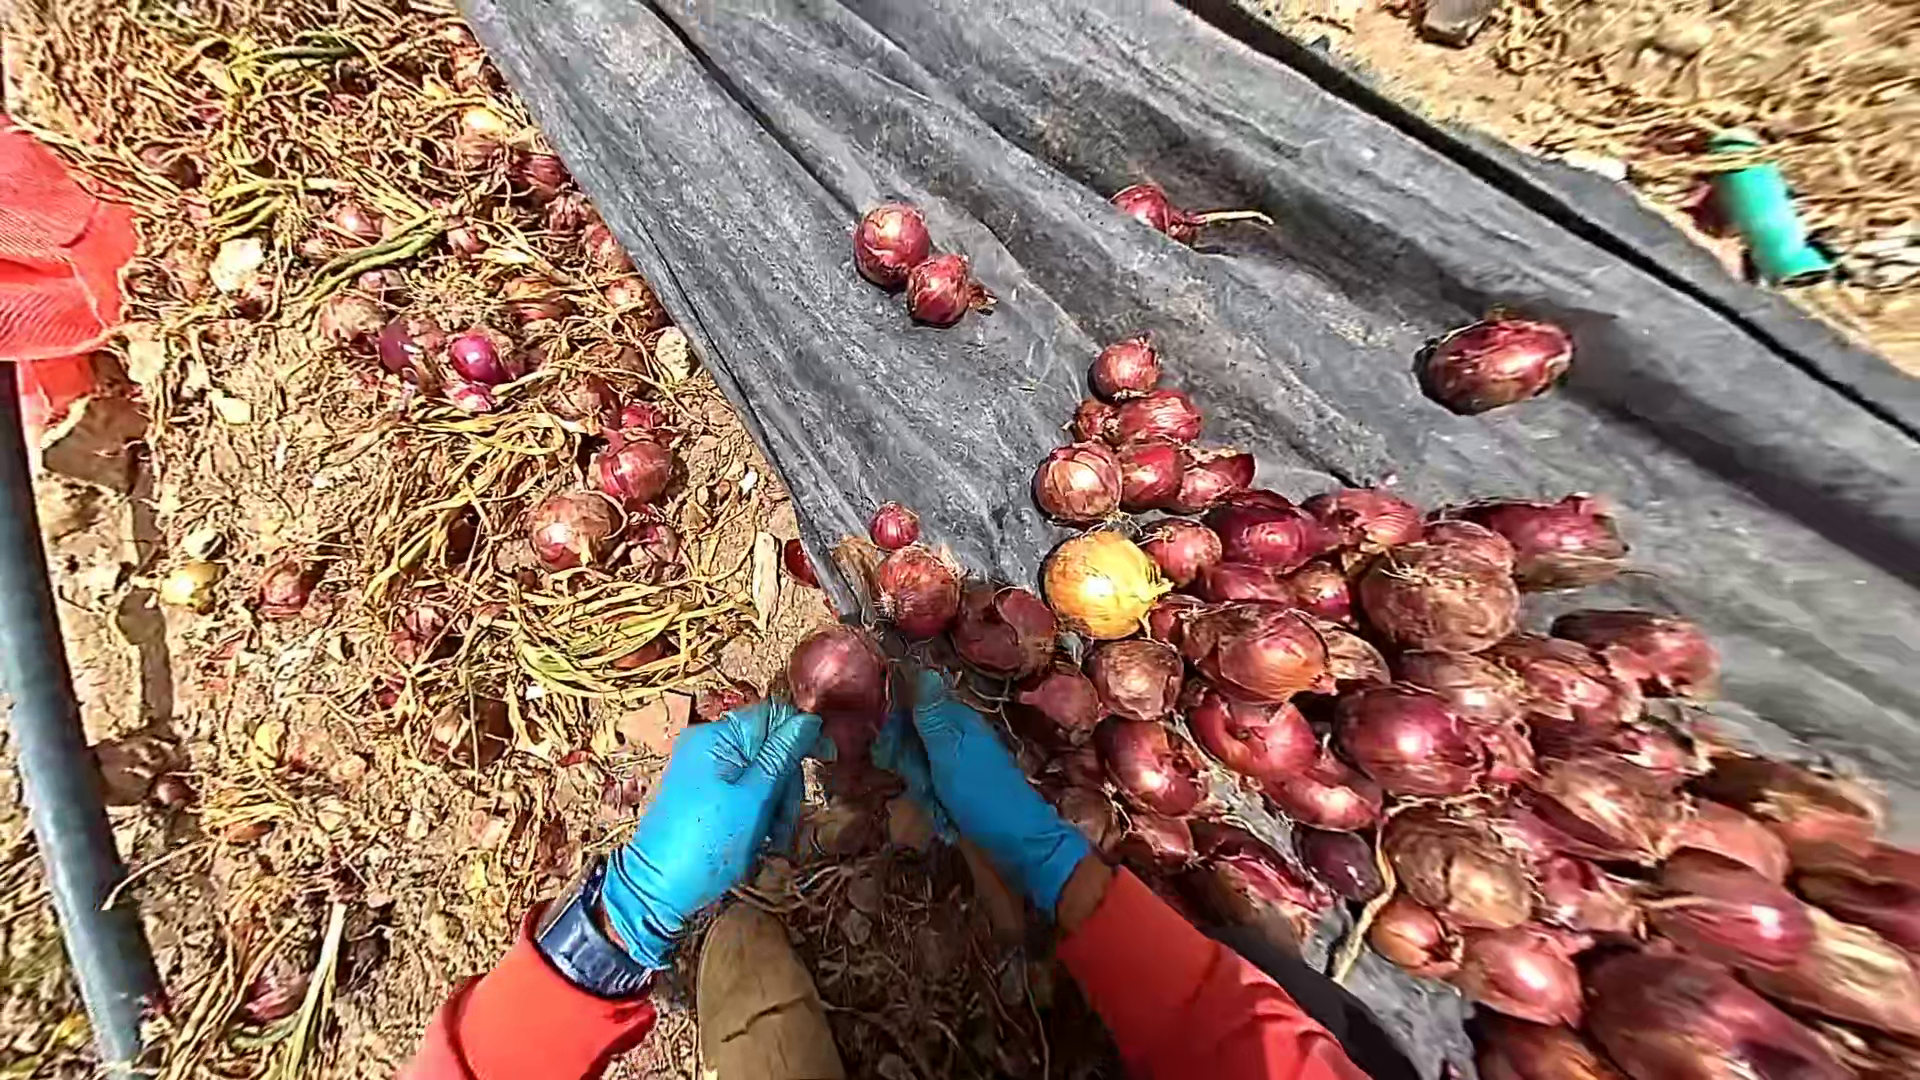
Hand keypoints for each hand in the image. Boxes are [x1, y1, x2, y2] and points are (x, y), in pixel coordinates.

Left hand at [601, 700, 820, 968]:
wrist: (652, 896)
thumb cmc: (707, 843)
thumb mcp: (754, 798)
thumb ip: (782, 754)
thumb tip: (810, 719)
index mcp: (716, 737)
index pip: (773, 714)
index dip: (802, 734)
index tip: (826, 759)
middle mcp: (708, 744)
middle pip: (769, 745)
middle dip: (786, 781)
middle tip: (787, 820)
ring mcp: (704, 768)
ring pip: (761, 770)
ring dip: (775, 802)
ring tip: (774, 839)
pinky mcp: (703, 792)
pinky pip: (744, 787)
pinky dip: (758, 810)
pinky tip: (760, 839)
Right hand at [892, 669, 1090, 912]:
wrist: (1019, 848)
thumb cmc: (984, 796)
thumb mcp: (951, 753)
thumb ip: (932, 715)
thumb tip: (921, 668)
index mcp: (960, 721)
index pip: (915, 706)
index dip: (898, 726)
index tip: (888, 749)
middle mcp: (958, 738)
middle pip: (914, 739)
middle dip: (910, 765)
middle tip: (924, 784)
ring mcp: (960, 767)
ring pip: (920, 768)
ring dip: (922, 790)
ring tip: (938, 807)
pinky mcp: (959, 793)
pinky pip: (931, 792)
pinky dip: (933, 807)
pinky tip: (944, 820)